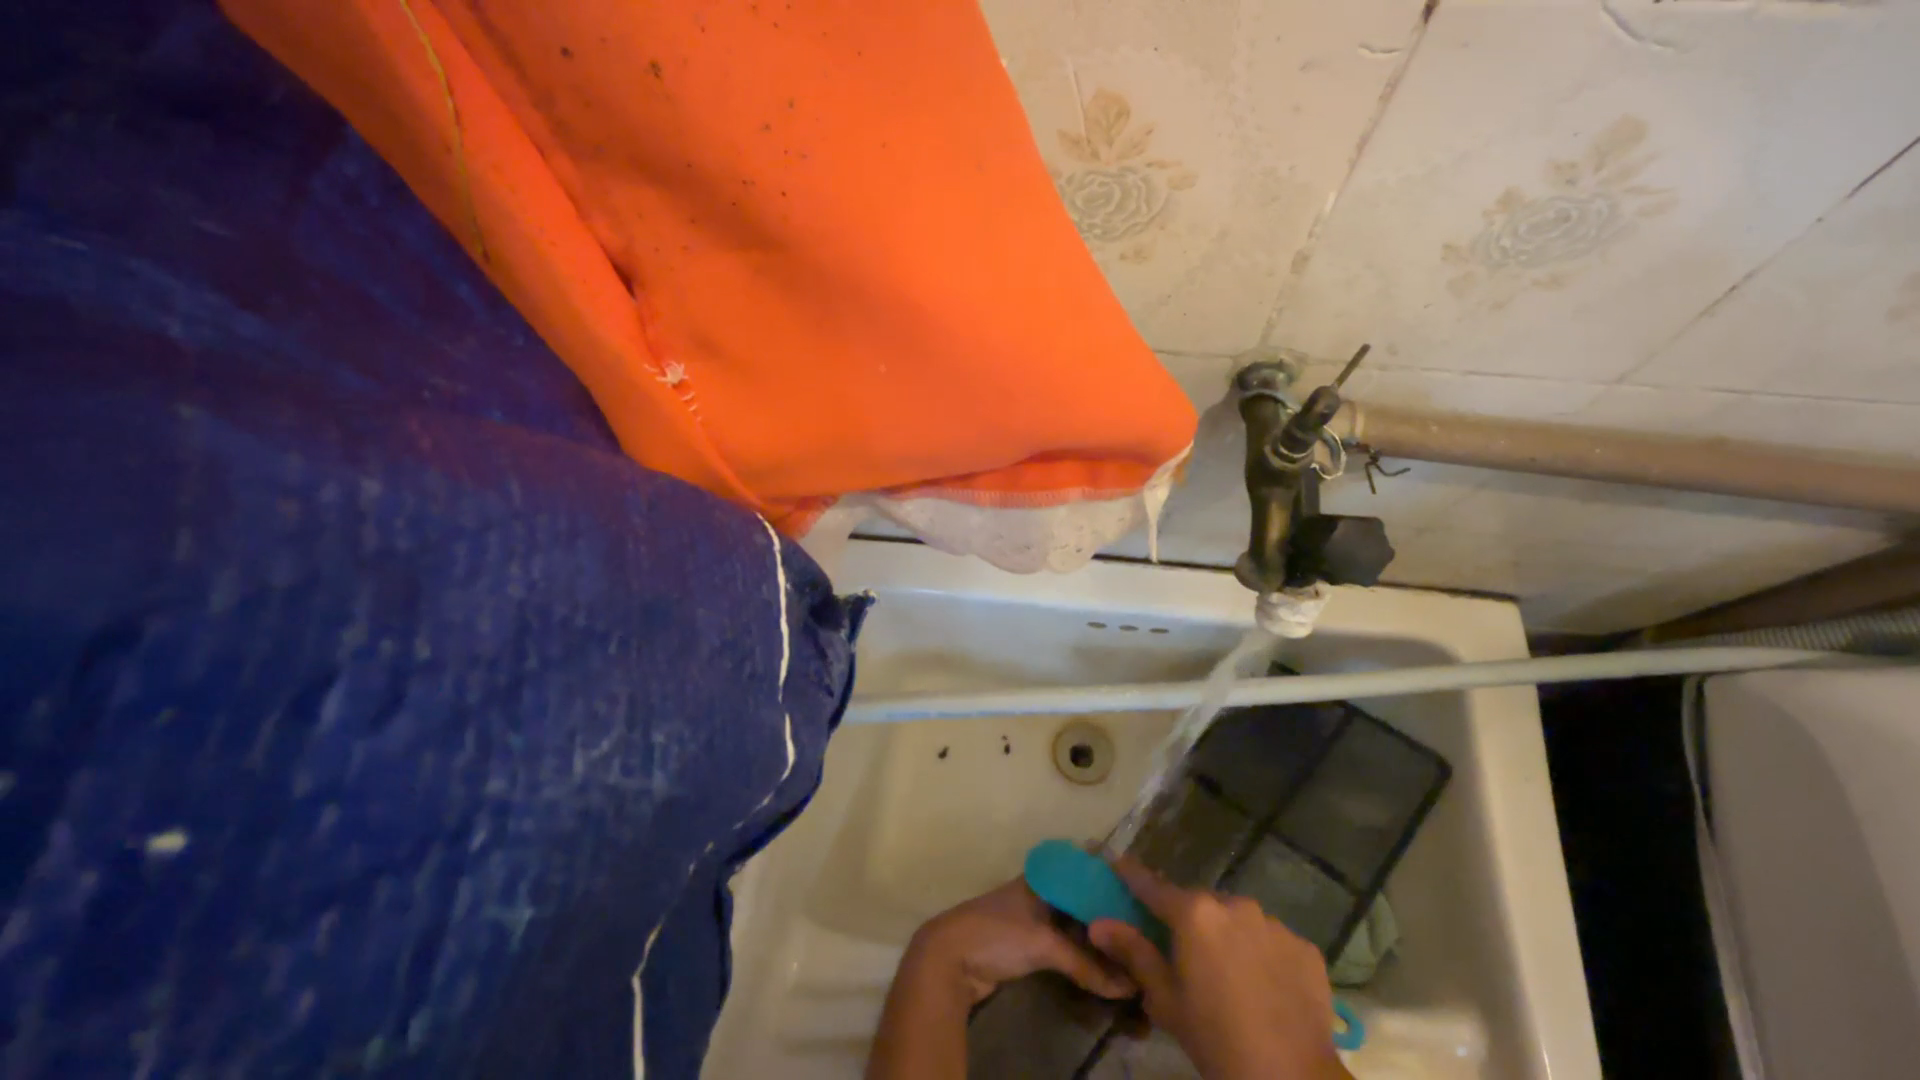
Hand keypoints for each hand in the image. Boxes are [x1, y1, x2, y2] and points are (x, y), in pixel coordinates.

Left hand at [901, 876, 1136, 1004]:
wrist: (948, 959)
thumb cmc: (996, 935)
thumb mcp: (1044, 945)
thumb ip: (1085, 965)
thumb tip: (1127, 988)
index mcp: (1043, 879)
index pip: (1084, 871)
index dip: (1110, 881)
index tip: (1140, 892)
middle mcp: (1040, 893)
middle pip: (1080, 901)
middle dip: (1106, 915)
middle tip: (1141, 927)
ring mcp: (1032, 919)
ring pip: (1072, 925)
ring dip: (1094, 938)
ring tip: (1128, 949)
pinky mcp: (1025, 945)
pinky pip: (1062, 946)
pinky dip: (1080, 955)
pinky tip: (1102, 965)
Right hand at [1088, 857, 1351, 1079]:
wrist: (1290, 1074)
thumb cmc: (1214, 1036)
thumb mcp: (1165, 999)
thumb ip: (1134, 954)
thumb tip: (1099, 924)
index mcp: (1194, 914)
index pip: (1153, 885)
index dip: (1133, 875)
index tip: (1118, 864)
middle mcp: (1235, 905)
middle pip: (1201, 904)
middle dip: (1188, 919)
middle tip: (1183, 951)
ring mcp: (1275, 924)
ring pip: (1239, 920)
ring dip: (1228, 935)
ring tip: (1227, 974)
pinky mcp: (1305, 947)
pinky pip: (1272, 941)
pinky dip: (1262, 954)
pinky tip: (1262, 986)